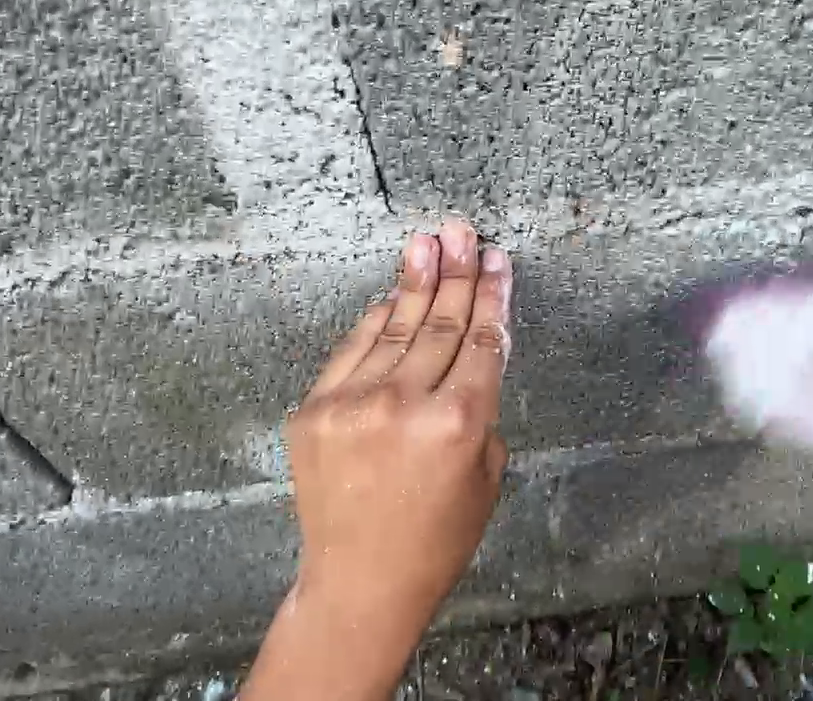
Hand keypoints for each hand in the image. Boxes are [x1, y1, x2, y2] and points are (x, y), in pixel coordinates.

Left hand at [243, 222, 512, 700]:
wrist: (360, 581)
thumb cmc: (437, 535)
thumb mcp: (486, 470)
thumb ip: (481, 405)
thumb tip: (471, 348)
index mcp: (459, 422)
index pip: (483, 339)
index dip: (492, 295)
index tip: (497, 260)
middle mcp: (405, 403)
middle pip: (441, 322)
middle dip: (457, 272)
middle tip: (463, 231)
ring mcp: (353, 402)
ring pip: (396, 325)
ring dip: (416, 280)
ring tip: (428, 241)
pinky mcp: (315, 408)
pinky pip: (353, 348)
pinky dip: (376, 318)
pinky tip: (392, 290)